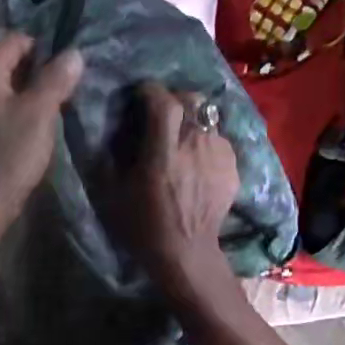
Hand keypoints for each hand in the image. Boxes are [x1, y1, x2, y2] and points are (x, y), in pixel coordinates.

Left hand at [0, 33, 83, 231]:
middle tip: (63, 87)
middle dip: (37, 68)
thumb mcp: (39, 114)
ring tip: (52, 104)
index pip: (17, 39)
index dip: (45, 50)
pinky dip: (16, 102)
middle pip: (9, 57)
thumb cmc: (9, 157)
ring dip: (28, 87)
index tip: (67, 71)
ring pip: (4, 79)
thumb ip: (56, 79)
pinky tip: (32, 120)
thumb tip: (74, 52)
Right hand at [125, 81, 238, 294]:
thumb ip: (111, 157)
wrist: (186, 253)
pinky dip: (206, 141)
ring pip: (208, 117)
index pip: (163, 100)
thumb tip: (112, 132)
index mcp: (163, 151)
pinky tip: (197, 160)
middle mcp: (195, 144)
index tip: (139, 95)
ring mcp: (219, 154)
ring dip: (192, 120)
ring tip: (181, 137)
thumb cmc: (143, 226)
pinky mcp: (233, 167)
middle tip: (161, 113)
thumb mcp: (113, 194)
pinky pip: (219, 140)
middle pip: (191, 99)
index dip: (149, 91)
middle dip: (174, 99)